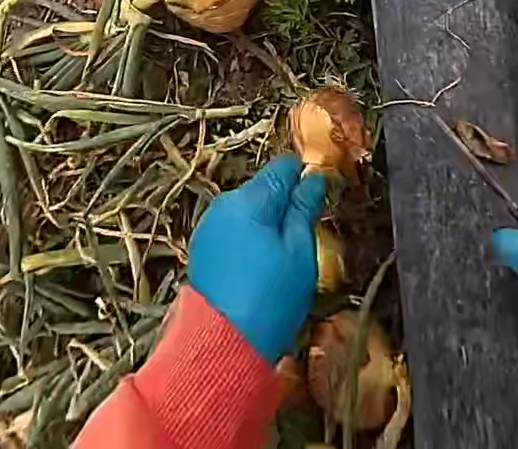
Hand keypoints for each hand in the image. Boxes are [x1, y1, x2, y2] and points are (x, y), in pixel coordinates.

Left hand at [189, 155, 329, 359]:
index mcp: (250, 198)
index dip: (303, 178)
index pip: (283, 166)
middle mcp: (225, 203)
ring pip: (248, 209)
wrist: (220, 350)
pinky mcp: (201, 247)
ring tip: (278, 259)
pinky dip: (247, 239)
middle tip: (300, 238)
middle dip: (283, 204)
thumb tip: (314, 177)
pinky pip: (232, 229)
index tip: (315, 199)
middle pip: (264, 187)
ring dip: (265, 222)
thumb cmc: (269, 300)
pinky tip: (257, 269)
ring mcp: (209, 225)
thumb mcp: (299, 252)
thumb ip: (304, 208)